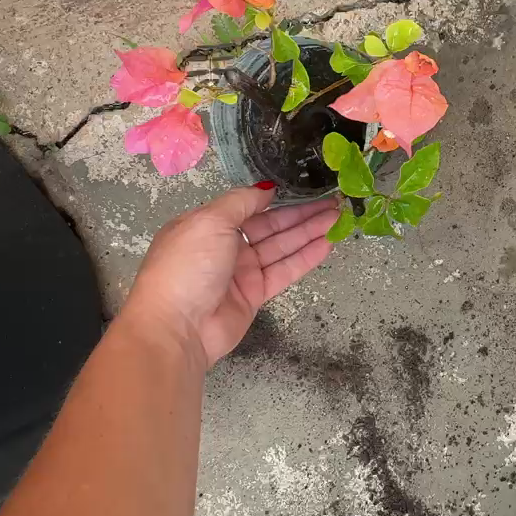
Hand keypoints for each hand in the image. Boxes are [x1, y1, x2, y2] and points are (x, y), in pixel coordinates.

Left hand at [123, 188, 340, 366]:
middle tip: (334, 202)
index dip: (276, 198)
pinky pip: (285, 271)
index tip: (304, 187)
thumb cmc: (186, 267)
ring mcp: (241, 272)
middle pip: (271, 226)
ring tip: (339, 218)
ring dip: (310, 232)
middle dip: (302, 214)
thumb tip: (266, 189)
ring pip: (282, 247)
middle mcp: (225, 247)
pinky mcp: (255, 295)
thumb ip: (241, 201)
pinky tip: (328, 244)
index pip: (248, 207)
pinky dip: (306, 257)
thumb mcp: (209, 221)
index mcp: (207, 225)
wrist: (176, 328)